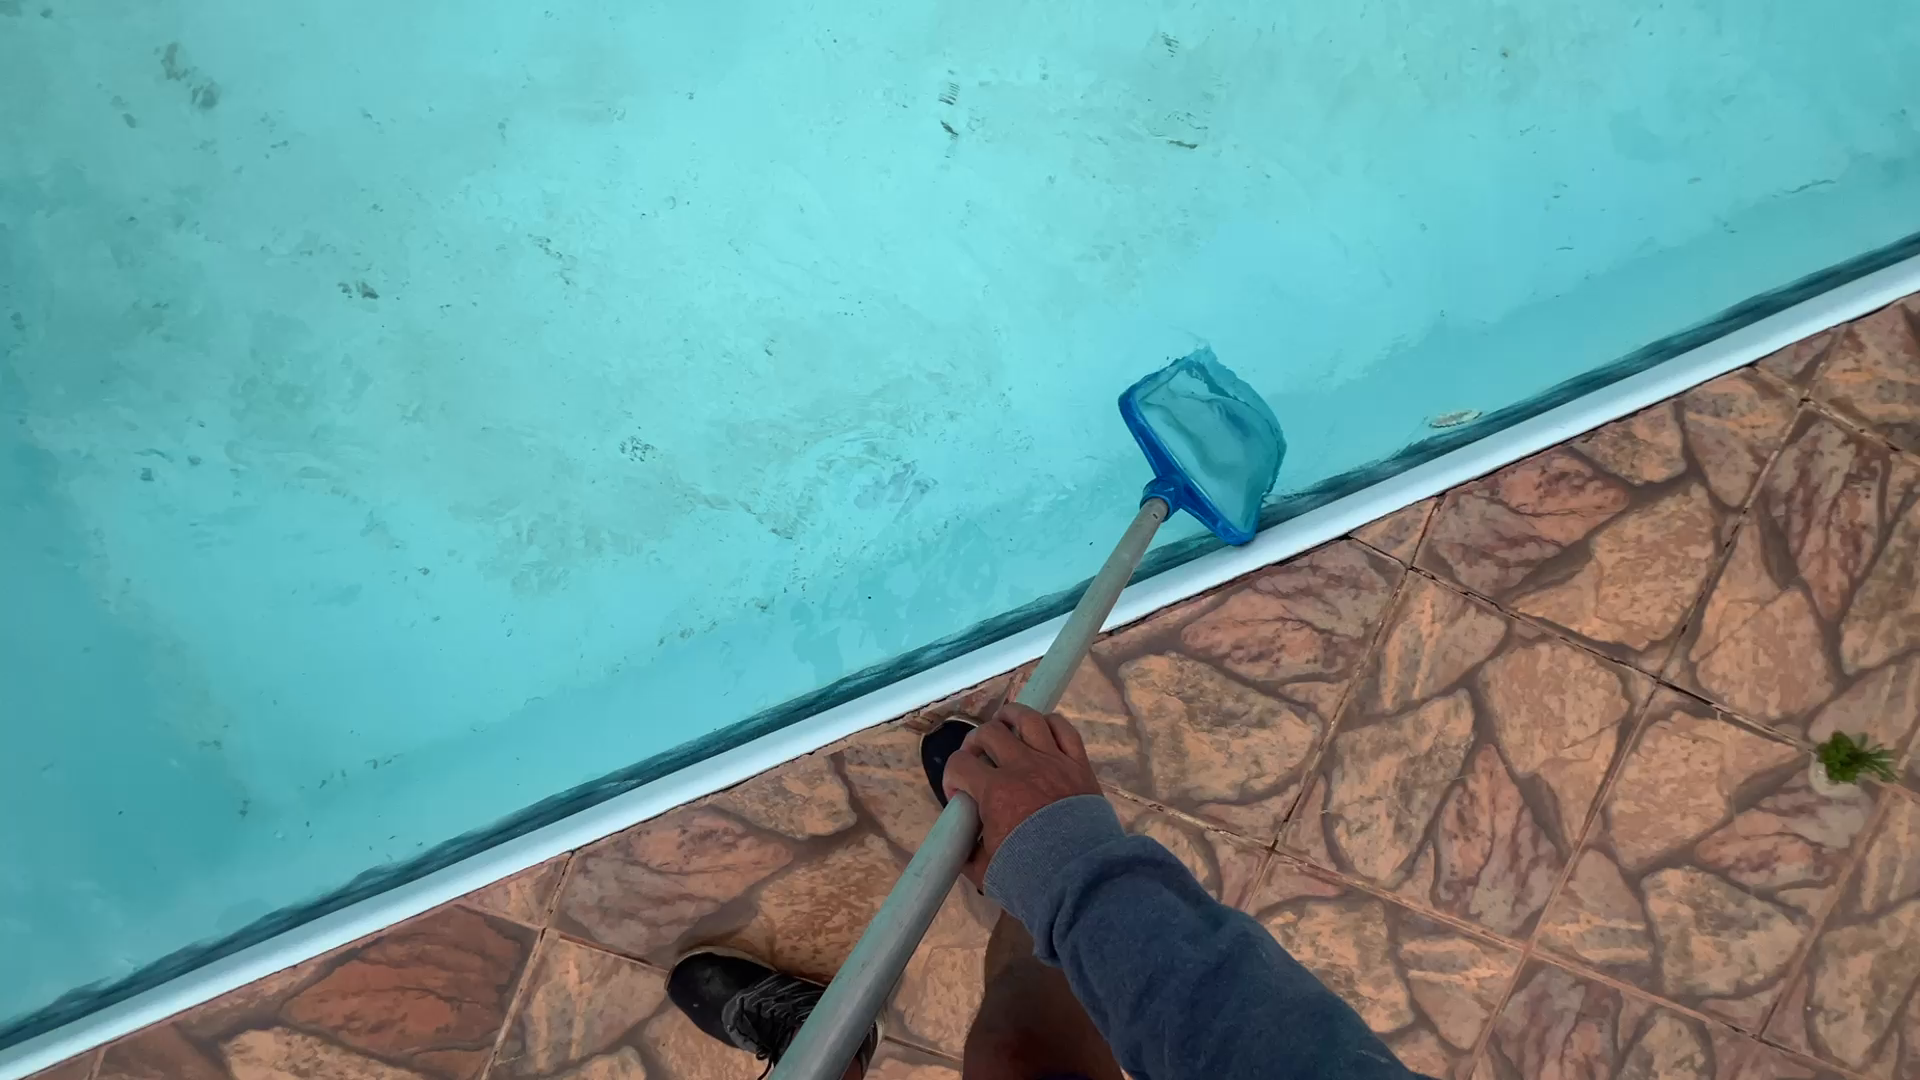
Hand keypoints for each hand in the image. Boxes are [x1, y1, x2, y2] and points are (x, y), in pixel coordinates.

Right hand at [942, 702, 1104, 887]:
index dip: (952, 775)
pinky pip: (1064, 729)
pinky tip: (1041, 729)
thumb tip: (962, 847)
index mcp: (996, 791)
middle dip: (975, 743)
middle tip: (977, 759)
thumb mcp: (986, 871)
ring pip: (1027, 718)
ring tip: (1004, 725)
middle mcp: (1022, 767)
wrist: (1083, 881)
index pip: (960, 764)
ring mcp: (1053, 761)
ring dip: (1010, 717)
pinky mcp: (1078, 764)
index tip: (958, 793)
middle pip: (990, 732)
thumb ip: (968, 853)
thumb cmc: (1032, 877)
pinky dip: (1050, 723)